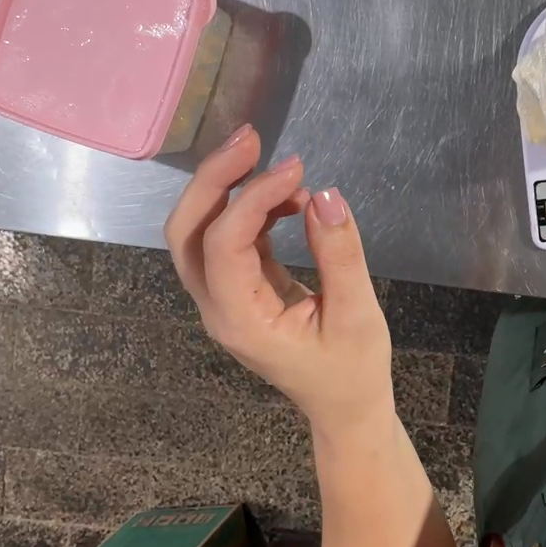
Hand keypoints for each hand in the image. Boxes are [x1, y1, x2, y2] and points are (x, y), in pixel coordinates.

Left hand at [164, 123, 392, 430]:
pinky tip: (288, 201)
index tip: (299, 170)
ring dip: (228, 190)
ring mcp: (223, 300)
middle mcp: (217, 308)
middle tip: (252, 139)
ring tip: (279, 166)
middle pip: (187, 232)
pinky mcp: (239, 291)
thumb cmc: (353, 369)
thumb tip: (326, 194)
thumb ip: (340, 254)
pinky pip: (227, 241)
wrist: (347, 407)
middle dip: (214, 179)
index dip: (254, 197)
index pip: (224, 244)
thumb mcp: (358, 313)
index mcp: (241, 320)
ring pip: (199, 233)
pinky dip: (251, 211)